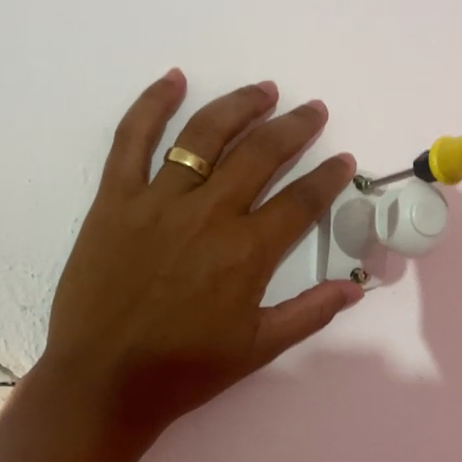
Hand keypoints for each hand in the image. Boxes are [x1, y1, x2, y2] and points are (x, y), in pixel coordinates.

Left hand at [35, 70, 362, 444]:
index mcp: (247, 252)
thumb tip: (356, 289)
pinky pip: (132, 139)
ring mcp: (157, 202)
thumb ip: (309, 313)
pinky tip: (174, 79)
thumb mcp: (259, 348)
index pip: (301, 201)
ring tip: (263, 90)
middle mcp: (208, 214)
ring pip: (204, 136)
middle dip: (295, 128)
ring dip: (239, 106)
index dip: (328, 177)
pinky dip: (152, 104)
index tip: (344, 161)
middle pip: (260, 154)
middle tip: (313, 112)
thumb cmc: (186, 370)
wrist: (105, 381)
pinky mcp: (114, 200)